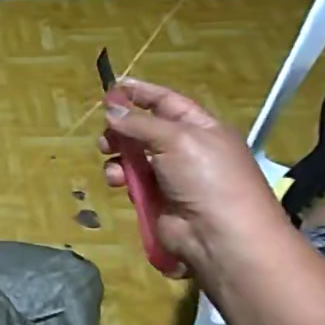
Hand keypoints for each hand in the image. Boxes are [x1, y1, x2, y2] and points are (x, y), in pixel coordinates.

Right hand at [100, 78, 288, 272]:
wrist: (219, 236)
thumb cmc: (206, 176)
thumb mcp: (176, 139)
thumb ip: (140, 123)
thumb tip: (111, 109)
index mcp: (201, 127)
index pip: (167, 102)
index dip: (141, 94)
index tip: (112, 88)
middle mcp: (187, 149)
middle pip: (147, 129)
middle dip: (123, 127)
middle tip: (105, 130)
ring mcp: (172, 177)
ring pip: (136, 156)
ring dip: (119, 153)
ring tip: (108, 154)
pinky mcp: (158, 201)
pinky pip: (134, 182)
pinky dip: (122, 178)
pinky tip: (117, 180)